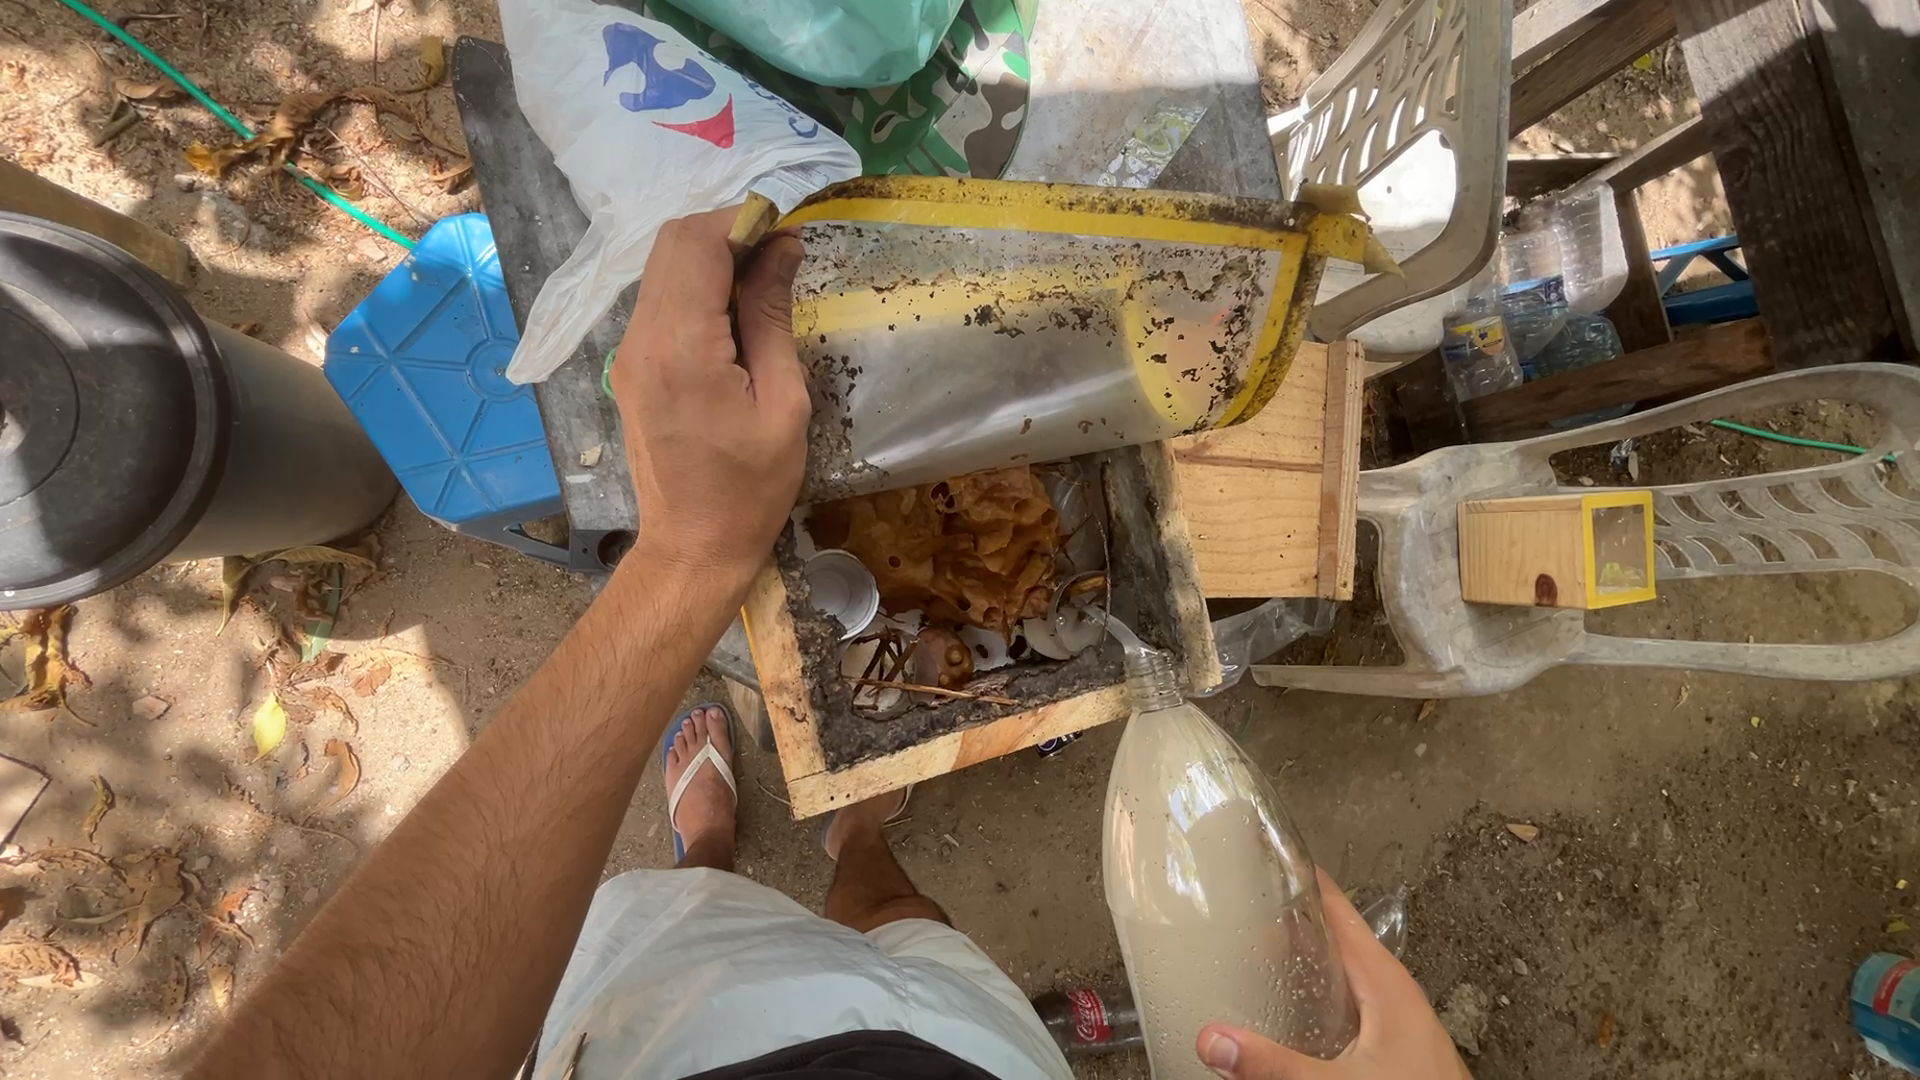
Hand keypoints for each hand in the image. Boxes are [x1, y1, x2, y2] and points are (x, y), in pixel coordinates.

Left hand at [611, 206, 811, 585]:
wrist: (694, 545)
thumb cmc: (752, 488)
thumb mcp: (784, 404)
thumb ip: (773, 318)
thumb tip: (783, 248)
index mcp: (682, 348)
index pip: (699, 243)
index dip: (745, 221)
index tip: (789, 232)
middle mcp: (641, 339)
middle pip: (672, 244)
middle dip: (728, 232)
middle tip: (780, 255)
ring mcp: (627, 353)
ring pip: (662, 269)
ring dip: (713, 259)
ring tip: (763, 285)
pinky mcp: (629, 368)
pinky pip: (660, 303)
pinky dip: (698, 289)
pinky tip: (733, 317)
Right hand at [1196, 871, 1471, 1079]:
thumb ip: (1274, 1063)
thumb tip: (1209, 1039)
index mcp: (1384, 978)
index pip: (1334, 905)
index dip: (1297, 875)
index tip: (1259, 851)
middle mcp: (1391, 990)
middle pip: (1330, 935)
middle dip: (1284, 918)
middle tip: (1234, 902)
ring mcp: (1394, 1020)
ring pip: (1338, 970)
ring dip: (1298, 958)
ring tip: (1249, 947)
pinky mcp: (1393, 1047)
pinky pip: (1344, 1001)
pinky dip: (1312, 991)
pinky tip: (1286, 1006)